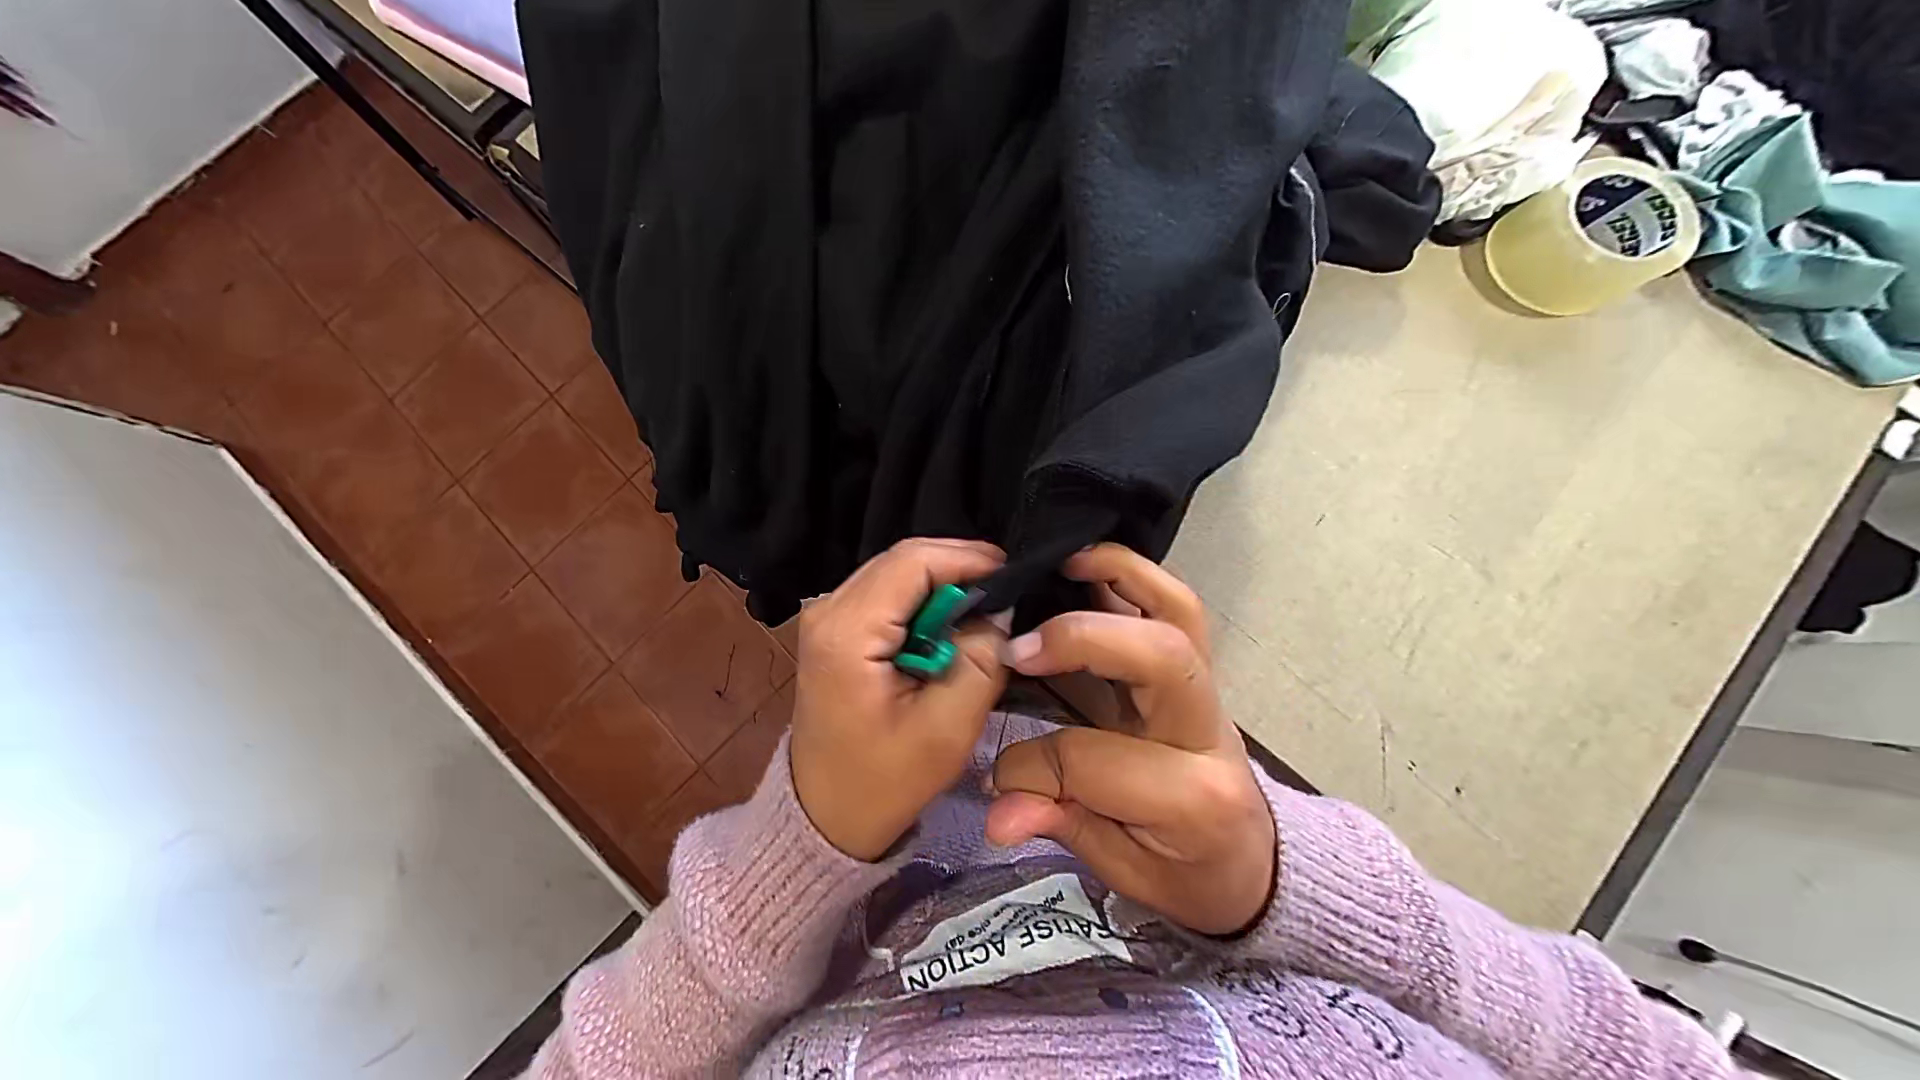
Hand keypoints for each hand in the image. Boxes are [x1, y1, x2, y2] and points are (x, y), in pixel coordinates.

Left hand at [790, 538, 1010, 860]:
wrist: (826, 814)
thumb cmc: (884, 781)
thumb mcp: (946, 729)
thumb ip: (980, 660)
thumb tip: (1000, 610)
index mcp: (847, 632)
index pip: (912, 562)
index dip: (967, 558)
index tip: (1013, 575)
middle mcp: (827, 609)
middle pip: (902, 560)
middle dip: (958, 567)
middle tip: (1006, 591)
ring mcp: (827, 616)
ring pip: (896, 572)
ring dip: (943, 583)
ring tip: (986, 606)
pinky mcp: (835, 628)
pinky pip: (887, 593)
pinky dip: (924, 600)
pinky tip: (951, 622)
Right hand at [986, 544, 1277, 935]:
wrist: (1252, 860)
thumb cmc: (1188, 873)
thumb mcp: (1124, 870)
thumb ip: (1063, 824)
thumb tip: (998, 814)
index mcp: (1190, 796)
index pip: (1092, 758)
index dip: (1032, 766)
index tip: (1003, 779)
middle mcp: (1208, 730)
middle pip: (1159, 657)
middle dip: (1079, 640)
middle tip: (1019, 649)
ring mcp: (1210, 690)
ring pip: (1178, 612)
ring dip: (1119, 575)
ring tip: (1059, 565)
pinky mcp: (1200, 668)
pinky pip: (1176, 607)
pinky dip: (1132, 576)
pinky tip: (1085, 567)